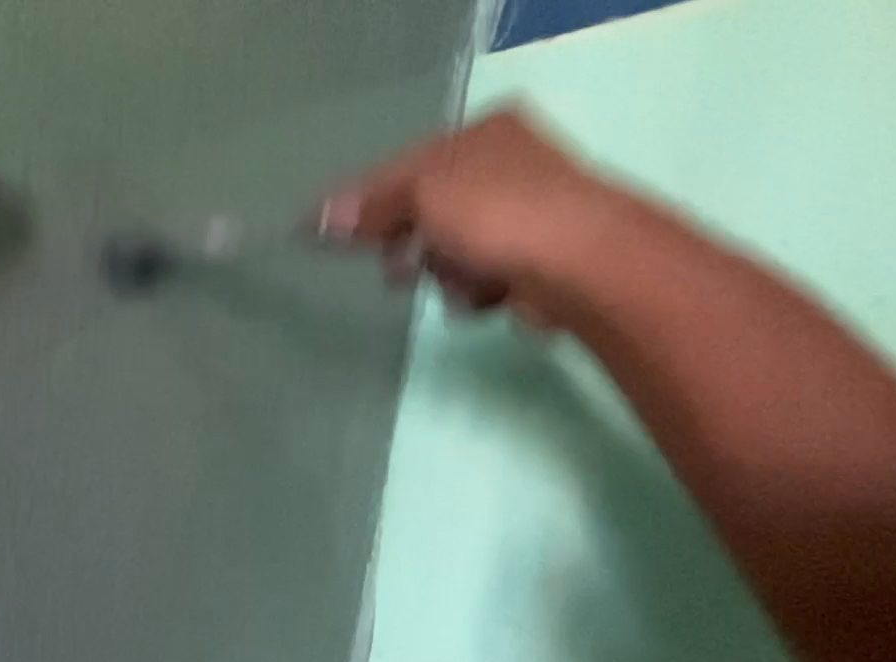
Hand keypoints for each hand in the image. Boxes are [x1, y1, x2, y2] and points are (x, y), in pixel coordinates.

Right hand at [316, 108, 629, 327]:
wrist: (582, 267)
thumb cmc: (499, 216)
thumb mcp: (423, 197)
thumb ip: (369, 207)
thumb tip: (317, 218)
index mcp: (481, 133)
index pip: (398, 169)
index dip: (356, 202)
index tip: (314, 233)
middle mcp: (502, 165)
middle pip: (418, 213)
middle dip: (406, 244)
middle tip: (400, 266)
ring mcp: (518, 212)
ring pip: (442, 251)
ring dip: (438, 272)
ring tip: (454, 280)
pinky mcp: (527, 259)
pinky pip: (470, 276)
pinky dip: (468, 289)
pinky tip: (484, 293)